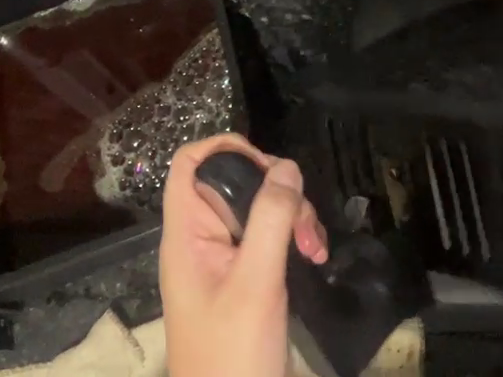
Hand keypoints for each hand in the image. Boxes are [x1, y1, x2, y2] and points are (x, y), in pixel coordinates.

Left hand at [160, 134, 328, 376]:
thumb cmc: (233, 353)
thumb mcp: (255, 282)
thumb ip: (269, 218)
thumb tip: (285, 166)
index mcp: (186, 235)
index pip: (189, 165)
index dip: (224, 149)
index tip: (266, 165)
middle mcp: (201, 239)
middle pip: (235, 182)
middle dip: (276, 190)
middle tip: (305, 222)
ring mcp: (223, 258)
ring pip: (258, 206)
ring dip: (292, 216)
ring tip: (315, 248)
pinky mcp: (244, 276)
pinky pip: (268, 235)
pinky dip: (293, 237)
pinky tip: (314, 256)